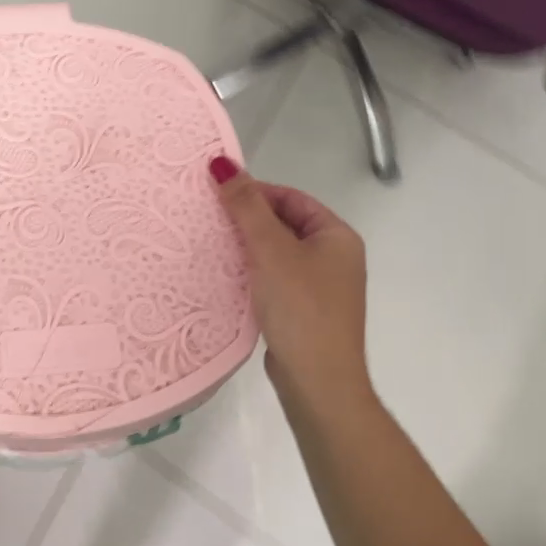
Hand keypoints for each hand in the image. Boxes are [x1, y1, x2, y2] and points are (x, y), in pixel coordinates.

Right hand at [210, 157, 370, 401]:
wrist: (317, 382)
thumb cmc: (300, 308)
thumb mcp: (270, 249)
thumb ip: (246, 206)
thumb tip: (222, 163)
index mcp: (337, 236)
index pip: (291, 197)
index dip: (255, 192)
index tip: (217, 196)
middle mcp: (334, 257)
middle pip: (283, 223)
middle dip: (247, 219)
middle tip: (208, 218)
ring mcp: (320, 286)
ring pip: (276, 252)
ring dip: (246, 246)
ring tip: (211, 244)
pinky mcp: (303, 310)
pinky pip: (274, 277)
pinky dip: (252, 272)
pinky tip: (227, 276)